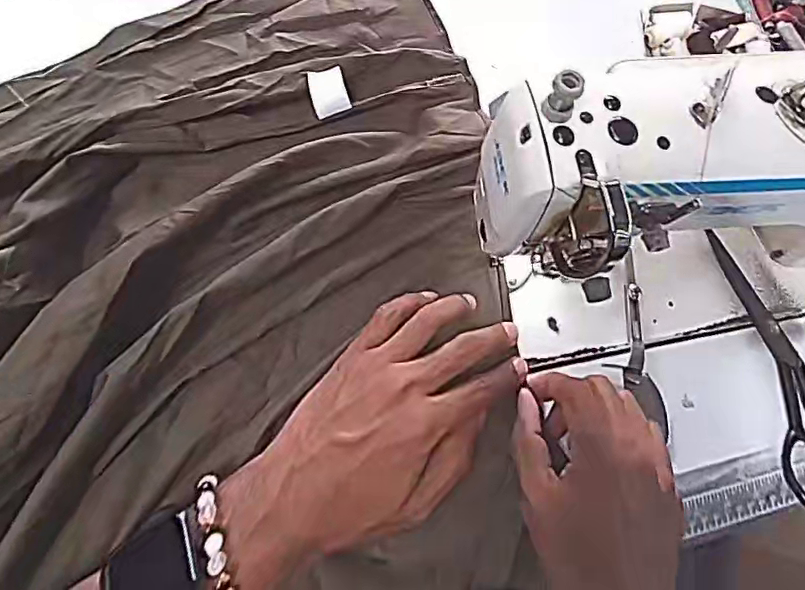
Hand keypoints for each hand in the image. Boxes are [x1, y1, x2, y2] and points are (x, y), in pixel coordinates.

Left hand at [217, 292, 523, 588]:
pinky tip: (422, 300)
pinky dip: (408, 302)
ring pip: (426, 321)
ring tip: (469, 303)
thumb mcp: (415, 503)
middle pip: (461, 348)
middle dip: (491, 338)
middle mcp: (403, 387)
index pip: (479, 389)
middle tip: (505, 332)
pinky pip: (385, 316)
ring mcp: (376, 365)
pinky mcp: (353, 356)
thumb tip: (476, 425)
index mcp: (423, 424)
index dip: (504, 376)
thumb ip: (454, 460)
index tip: (515, 369)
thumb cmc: (346, 505)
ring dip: (454, 308)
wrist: (289, 496)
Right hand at [513, 372, 681, 589]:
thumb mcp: (538, 497)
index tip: (534, 391)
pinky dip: (624, 430)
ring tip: (577, 440)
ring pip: (627, 406)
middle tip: (551, 421)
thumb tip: (526, 405)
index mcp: (602, 444)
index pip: (574, 387)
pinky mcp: (668, 481)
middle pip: (602, 389)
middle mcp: (636, 446)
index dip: (548, 383)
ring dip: (599, 410)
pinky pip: (647, 434)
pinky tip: (606, 456)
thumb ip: (527, 441)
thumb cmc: (583, 563)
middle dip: (572, 395)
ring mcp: (656, 463)